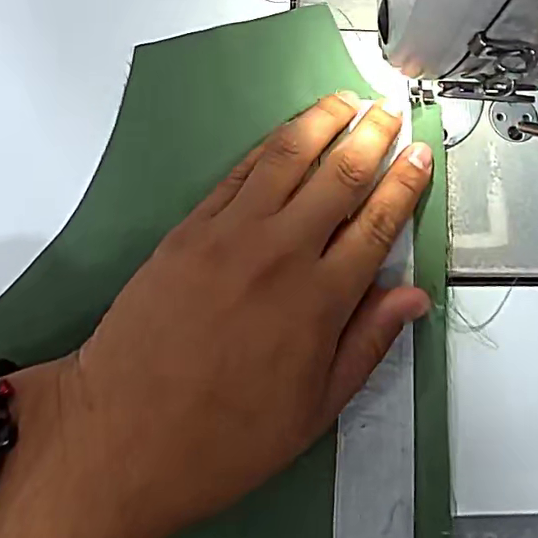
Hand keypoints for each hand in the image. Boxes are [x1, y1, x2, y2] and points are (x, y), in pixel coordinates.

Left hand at [22, 92, 433, 537]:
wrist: (118, 438)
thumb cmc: (221, 436)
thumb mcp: (312, 410)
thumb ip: (368, 343)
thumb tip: (412, 298)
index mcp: (319, 300)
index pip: (377, 223)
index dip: (404, 183)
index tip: (419, 154)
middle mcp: (281, 253)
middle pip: (340, 175)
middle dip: (373, 135)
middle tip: (390, 111)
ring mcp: (232, 232)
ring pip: (290, 156)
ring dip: (324, 120)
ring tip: (347, 99)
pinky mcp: (192, 226)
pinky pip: (241, 171)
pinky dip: (271, 143)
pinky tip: (289, 130)